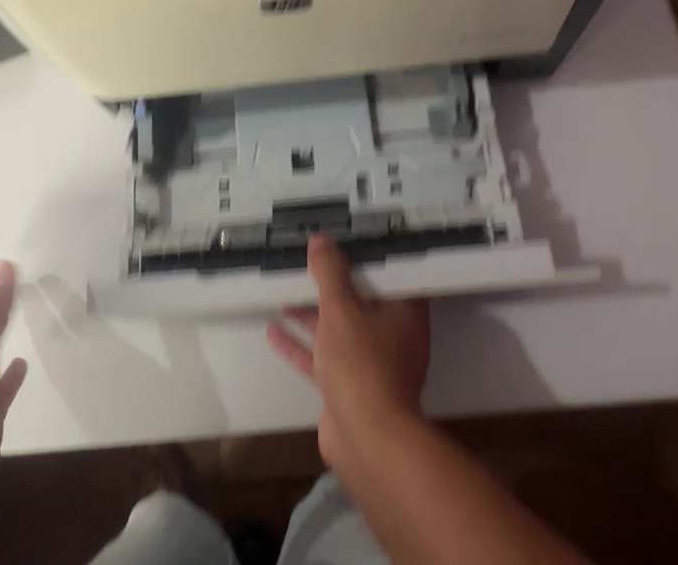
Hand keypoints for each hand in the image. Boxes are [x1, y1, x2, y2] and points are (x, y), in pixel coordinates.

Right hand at [266, 235, 430, 472]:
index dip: (365, 257)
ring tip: (283, 292)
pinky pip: (323, 358)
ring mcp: (371, 365)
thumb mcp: (341, 309)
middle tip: (307, 263)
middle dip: (332, 285)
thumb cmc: (362, 363)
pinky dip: (301, 345)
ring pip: (339, 331)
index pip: (388, 275)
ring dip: (312, 314)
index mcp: (404, 313)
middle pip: (361, 302)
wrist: (366, 438)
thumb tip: (321, 238)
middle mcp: (393, 336)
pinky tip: (273, 331)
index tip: (341, 240)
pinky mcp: (349, 388)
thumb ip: (329, 273)